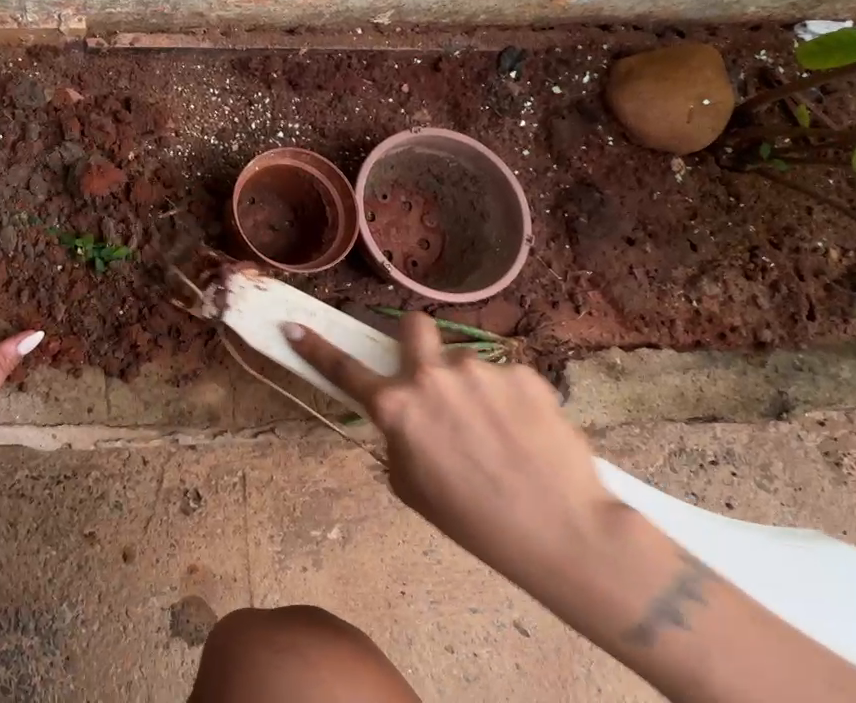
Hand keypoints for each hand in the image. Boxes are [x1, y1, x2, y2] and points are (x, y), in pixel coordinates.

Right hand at [283, 313, 621, 584]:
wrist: (562, 530)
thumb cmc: (473, 519)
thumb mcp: (409, 484)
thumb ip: (397, 437)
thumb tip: (406, 417)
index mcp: (395, 407)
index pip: (342, 368)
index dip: (313, 346)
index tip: (293, 326)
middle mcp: (431, 377)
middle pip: (412, 327)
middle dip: (415, 341)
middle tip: (431, 373)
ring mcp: (480, 371)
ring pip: (465, 363)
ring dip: (469, 385)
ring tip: (496, 432)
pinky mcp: (525, 375)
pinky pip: (506, 378)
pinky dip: (509, 400)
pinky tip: (525, 435)